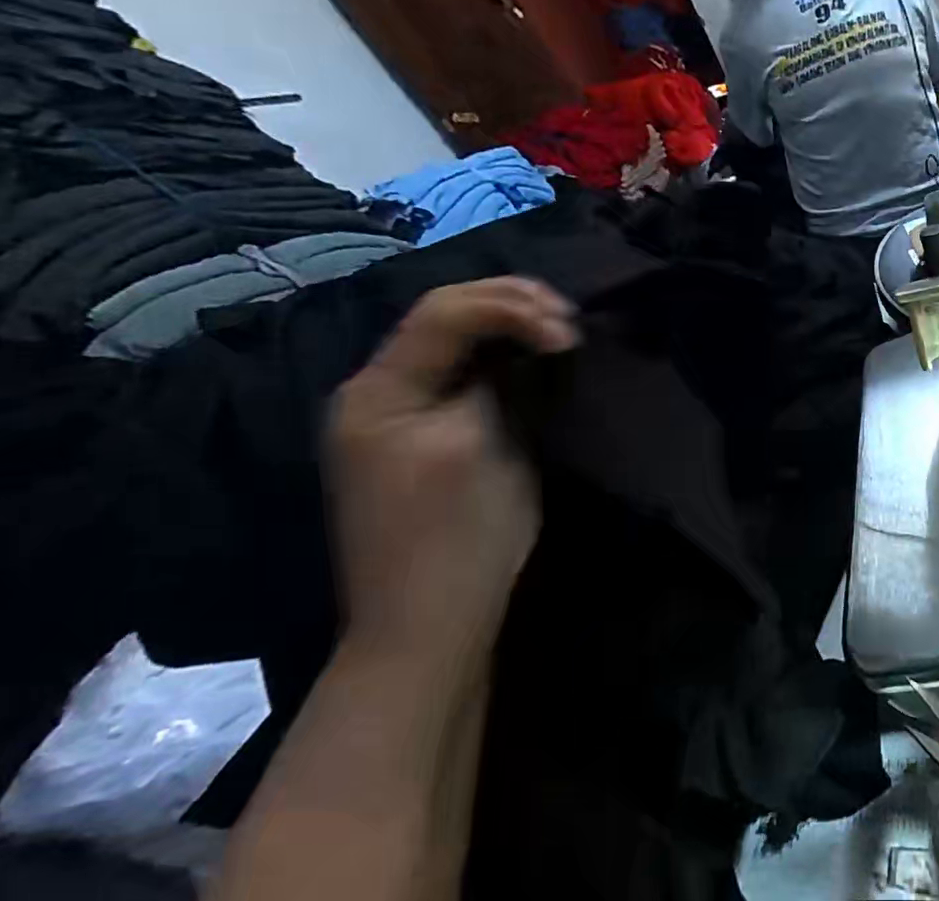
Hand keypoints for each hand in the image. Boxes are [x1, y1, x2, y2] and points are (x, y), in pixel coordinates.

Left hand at [325, 278, 578, 653]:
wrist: (423, 632)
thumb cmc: (456, 542)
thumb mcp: (483, 449)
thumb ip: (498, 384)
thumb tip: (520, 349)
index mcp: (378, 390)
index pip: (444, 312)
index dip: (511, 306)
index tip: (567, 331)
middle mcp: (371, 392)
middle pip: (441, 321)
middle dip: (507, 309)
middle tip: (567, 320)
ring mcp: (386, 419)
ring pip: (448, 349)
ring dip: (502, 333)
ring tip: (554, 332)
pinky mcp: (409, 443)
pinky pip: (451, 381)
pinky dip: (491, 365)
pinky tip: (524, 365)